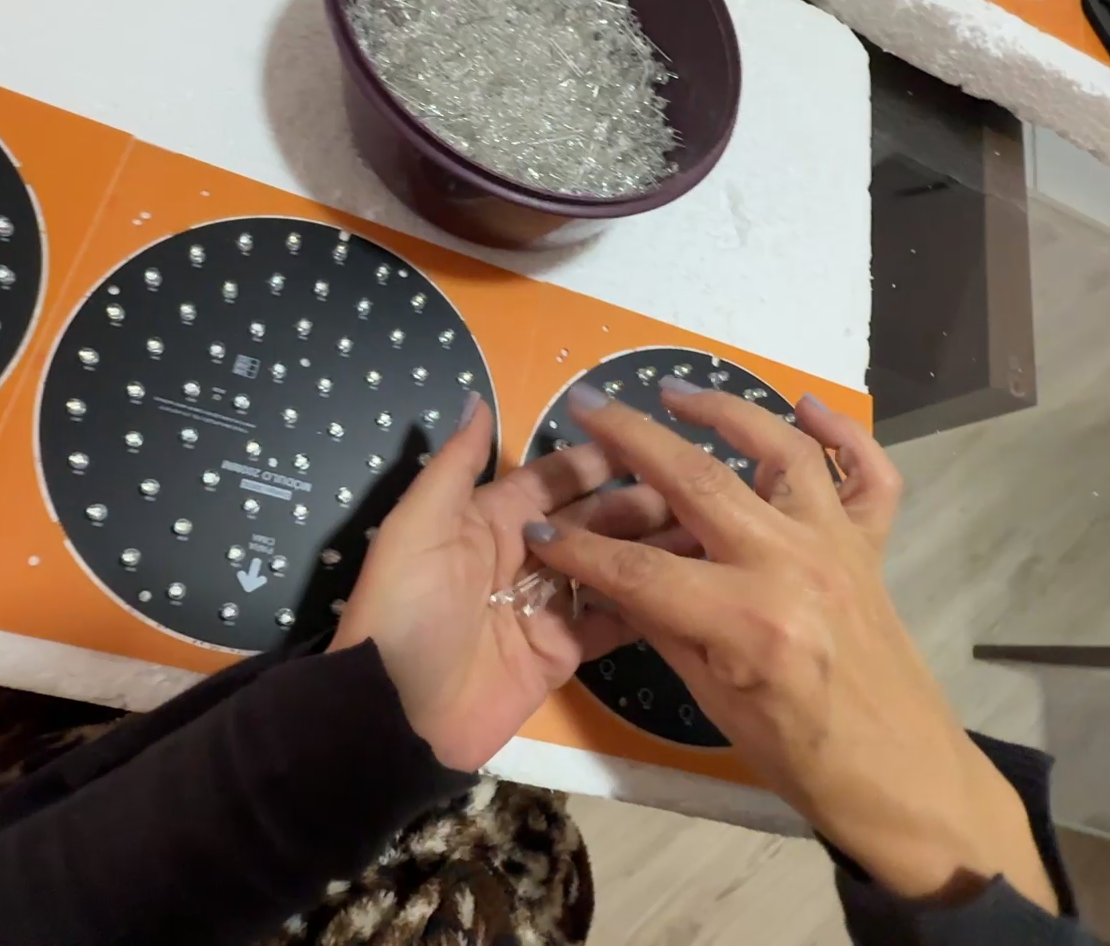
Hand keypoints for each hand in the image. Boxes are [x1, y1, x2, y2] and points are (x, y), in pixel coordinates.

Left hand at [331, 392, 660, 772]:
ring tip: (711, 536)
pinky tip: (692, 588)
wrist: (398, 712)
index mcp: (491, 518)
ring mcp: (546, 605)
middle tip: (698, 494)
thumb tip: (479, 398)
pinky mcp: (561, 651)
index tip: (650, 441)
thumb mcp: (420, 525)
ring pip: (607, 567)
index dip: (597, 461)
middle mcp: (524, 554)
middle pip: (590, 520)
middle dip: (637, 504)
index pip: (553, 479)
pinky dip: (645, 605)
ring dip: (651, 552)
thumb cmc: (408, 606)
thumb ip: (456, 463)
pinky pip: (608, 621)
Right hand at [522, 381, 1057, 912]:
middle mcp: (793, 565)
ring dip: (723, 411)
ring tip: (675, 390)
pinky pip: (869, 474)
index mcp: (747, 620)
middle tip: (588, 403)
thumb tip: (603, 569)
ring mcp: (838, 546)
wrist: (901, 779)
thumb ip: (656, 618)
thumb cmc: (795, 752)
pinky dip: (843, 432)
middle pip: (696, 481)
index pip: (637, 569)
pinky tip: (804, 405)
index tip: (536, 526)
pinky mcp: (871, 545)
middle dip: (630, 437)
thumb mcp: (707, 693)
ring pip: (781, 452)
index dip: (578, 549)